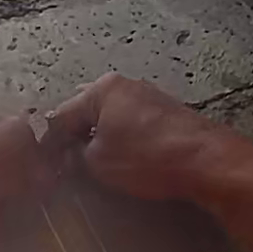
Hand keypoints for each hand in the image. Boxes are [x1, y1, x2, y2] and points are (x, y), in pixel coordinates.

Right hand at [42, 74, 238, 199]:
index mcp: (101, 90)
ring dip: (102, 137)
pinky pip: (135, 124)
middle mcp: (125, 86)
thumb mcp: (98, 163)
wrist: (206, 161)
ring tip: (97, 165)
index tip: (47, 165)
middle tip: (70, 164)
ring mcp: (150, 97)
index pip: (61, 114)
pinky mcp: (169, 114)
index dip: (51, 143)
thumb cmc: (146, 158)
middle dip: (77, 135)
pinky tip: (127, 158)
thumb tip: (70, 155)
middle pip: (89, 110)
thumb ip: (76, 156)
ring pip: (113, 117)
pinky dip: (125, 138)